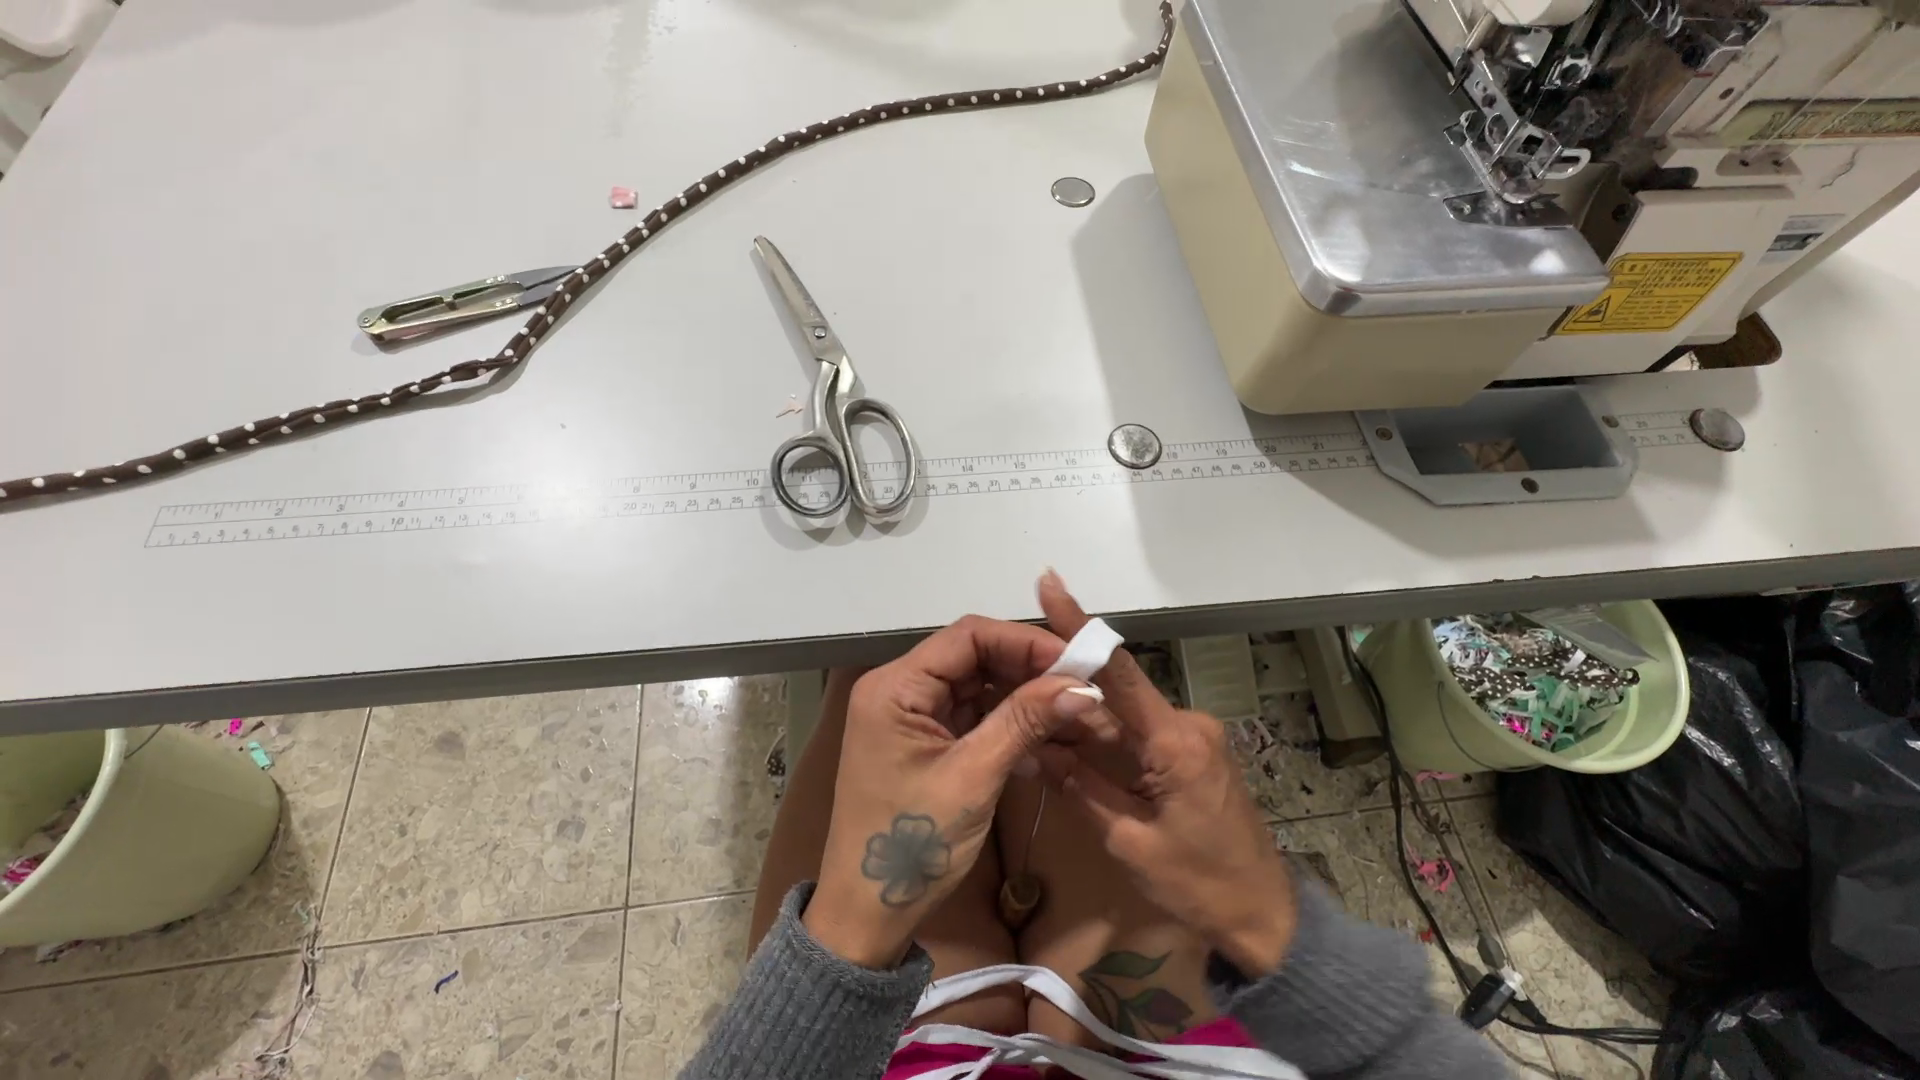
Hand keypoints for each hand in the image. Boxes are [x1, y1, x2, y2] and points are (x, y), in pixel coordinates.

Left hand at [803, 615, 1100, 967]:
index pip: (968, 636)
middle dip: (1031, 671)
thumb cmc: (912, 844)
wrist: (867, 913)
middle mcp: (899, 690)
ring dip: (1025, 699)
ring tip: (1076, 715)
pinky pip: (973, 718)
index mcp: (895, 687)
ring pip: (979, 687)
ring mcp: (912, 718)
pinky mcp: (926, 744)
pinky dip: (1009, 725)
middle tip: (1084, 688)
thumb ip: (1024, 721)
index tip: (1076, 661)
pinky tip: (1047, 740)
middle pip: (975, 658)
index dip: (1025, 642)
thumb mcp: (973, 778)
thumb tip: (1083, 685)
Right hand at [1031, 572, 1298, 975]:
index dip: (1079, 626)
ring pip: (1125, 715)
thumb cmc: (1199, 885)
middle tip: (1016, 686)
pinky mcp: (1194, 753)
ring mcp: (1195, 737)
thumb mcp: (1128, 842)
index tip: (1051, 584)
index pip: (1118, 671)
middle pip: (1115, 692)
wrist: (1266, 917)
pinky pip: (1141, 733)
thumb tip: (1032, 748)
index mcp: (1176, 741)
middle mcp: (1188, 725)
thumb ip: (1081, 787)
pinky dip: (1106, 736)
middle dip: (1066, 688)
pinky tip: (1071, 744)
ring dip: (1083, 717)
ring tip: (1035, 721)